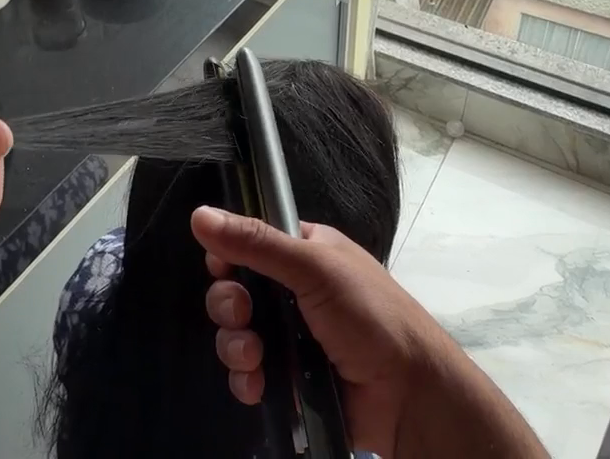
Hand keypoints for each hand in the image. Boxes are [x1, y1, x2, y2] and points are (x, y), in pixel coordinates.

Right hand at [192, 206, 445, 454]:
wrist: (410, 395)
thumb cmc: (369, 315)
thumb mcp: (314, 268)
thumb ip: (256, 243)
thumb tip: (199, 214)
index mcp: (304, 252)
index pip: (248, 243)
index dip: (228, 255)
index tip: (221, 268)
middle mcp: (293, 290)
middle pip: (236, 289)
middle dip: (229, 305)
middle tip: (242, 315)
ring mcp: (290, 336)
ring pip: (237, 333)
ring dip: (235, 345)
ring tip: (254, 358)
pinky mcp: (289, 378)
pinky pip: (248, 373)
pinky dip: (245, 379)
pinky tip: (255, 385)